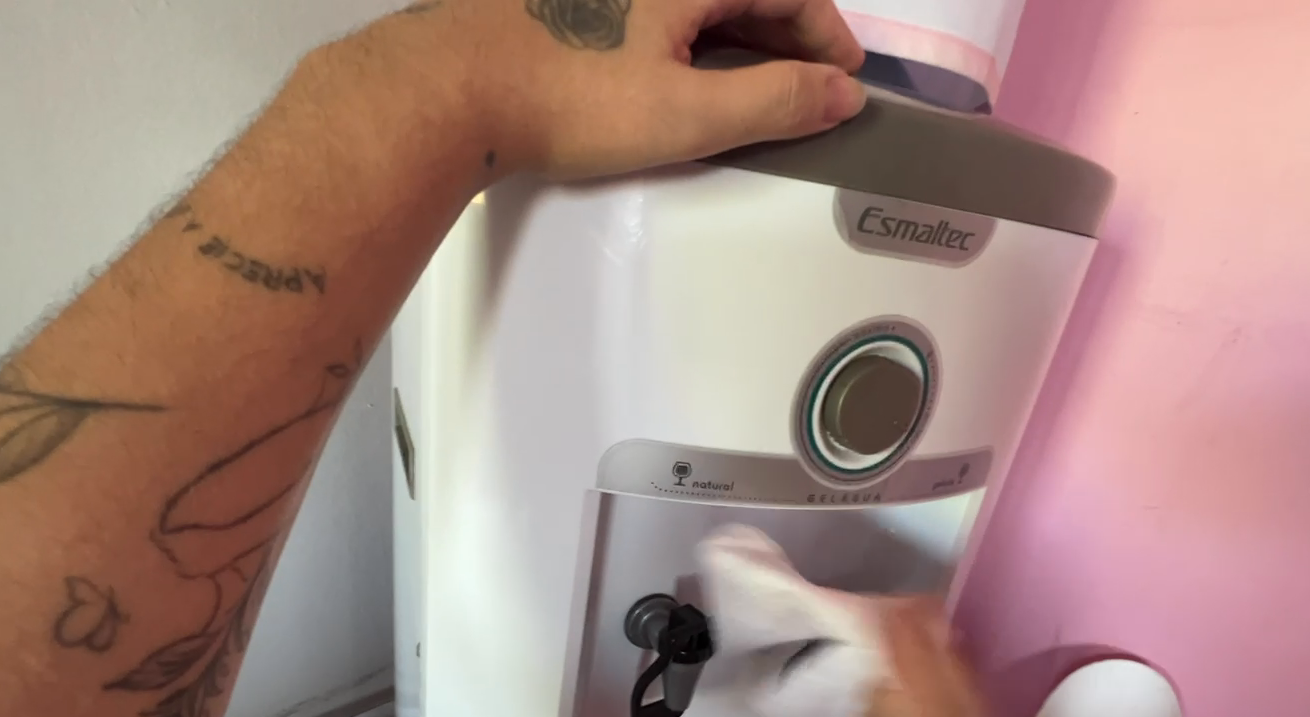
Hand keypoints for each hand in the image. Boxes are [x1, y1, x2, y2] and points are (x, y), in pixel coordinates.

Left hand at [358, 0, 868, 178]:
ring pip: (706, 4)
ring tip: (767, 87)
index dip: (826, 32)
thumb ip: (771, 102)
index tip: (847, 76)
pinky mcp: (588, 4)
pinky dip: (700, 42)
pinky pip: (668, 16)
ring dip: (746, 40)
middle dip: (790, 36)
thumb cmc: (572, 98)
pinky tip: (699, 73)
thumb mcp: (685, 112)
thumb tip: (840, 96)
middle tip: (815, 86)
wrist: (462, 89)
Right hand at [811, 600, 993, 716]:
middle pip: (957, 706)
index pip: (928, 711)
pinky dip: (954, 688)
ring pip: (968, 712)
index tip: (892, 617)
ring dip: (948, 664)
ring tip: (928, 621)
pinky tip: (943, 662)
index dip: (910, 660)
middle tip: (913, 604)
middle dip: (934, 652)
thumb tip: (886, 681)